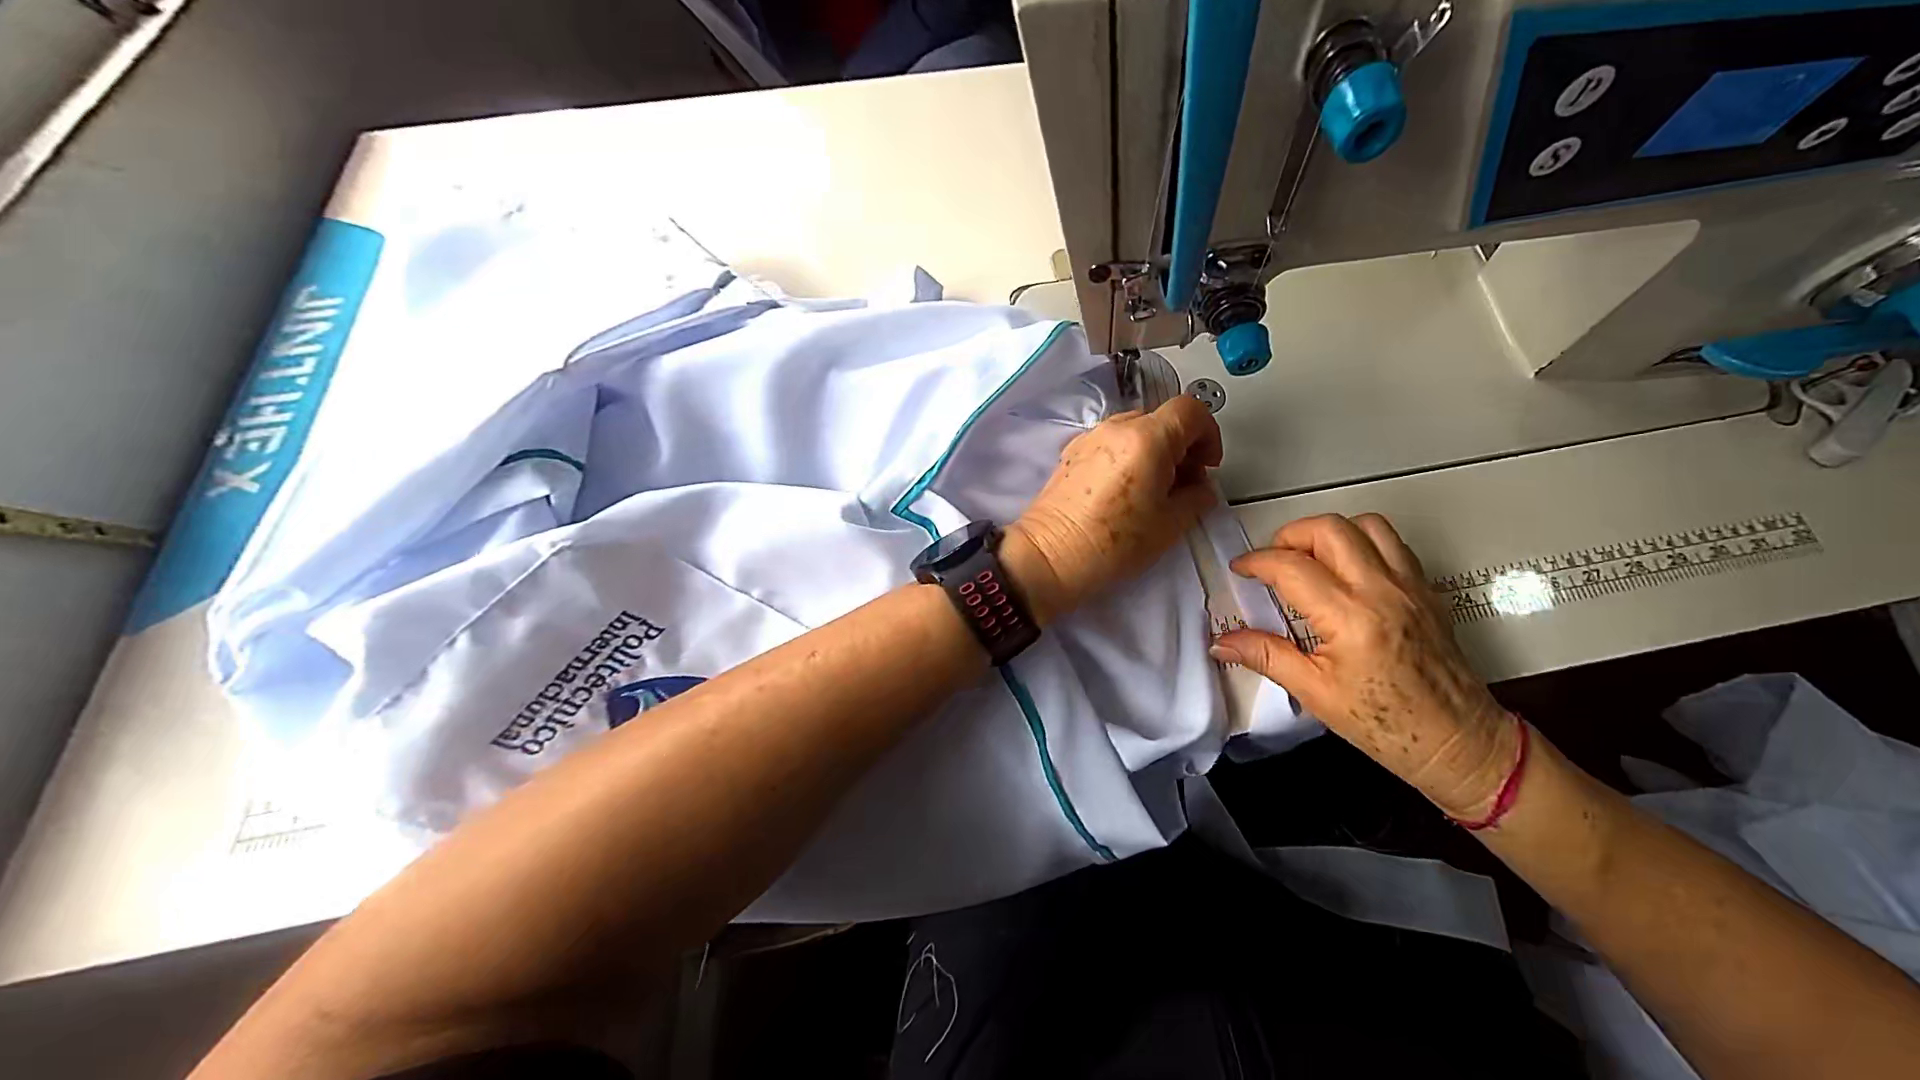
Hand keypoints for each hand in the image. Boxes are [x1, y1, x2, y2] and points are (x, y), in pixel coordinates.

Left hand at [1002, 395, 1221, 623]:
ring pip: (1136, 429)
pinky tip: (1127, 491)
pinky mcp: (1072, 453)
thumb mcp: (1170, 525)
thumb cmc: (1108, 544)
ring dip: (1155, 450)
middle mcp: (1116, 429)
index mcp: (1146, 439)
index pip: (1191, 410)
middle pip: (1162, 418)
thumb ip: (1197, 498)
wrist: (1049, 558)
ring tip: (1155, 489)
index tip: (1208, 462)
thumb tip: (1200, 489)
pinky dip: (1128, 456)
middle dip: (1182, 445)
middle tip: (1185, 481)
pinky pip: (1111, 442)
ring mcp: (1090, 439)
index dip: (1208, 434)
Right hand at [1210, 513, 1519, 819]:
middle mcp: (1383, 592)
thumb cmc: (1388, 724)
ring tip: (1310, 557)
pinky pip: (1393, 544)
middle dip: (1290, 535)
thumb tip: (1224, 643)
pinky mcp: (1426, 590)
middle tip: (1273, 559)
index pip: (1291, 566)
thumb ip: (1265, 656)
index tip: (1242, 569)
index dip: (1257, 562)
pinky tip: (1346, 571)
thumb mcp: (1313, 692)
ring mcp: (1410, 586)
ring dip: (1329, 533)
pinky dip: (1362, 544)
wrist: (1456, 741)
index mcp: (1350, 618)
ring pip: (1366, 525)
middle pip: (1328, 529)